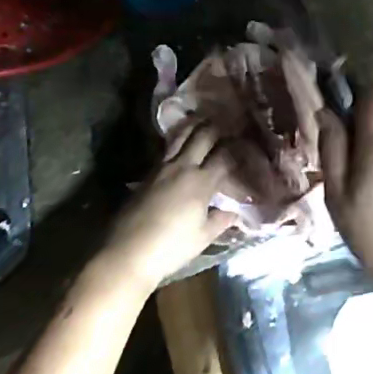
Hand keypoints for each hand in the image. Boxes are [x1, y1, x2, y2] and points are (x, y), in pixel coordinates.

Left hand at [99, 123, 239, 287]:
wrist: (126, 254)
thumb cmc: (171, 248)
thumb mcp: (203, 237)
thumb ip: (221, 220)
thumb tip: (234, 212)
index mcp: (201, 182)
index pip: (224, 157)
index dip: (237, 149)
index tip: (246, 145)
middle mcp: (183, 167)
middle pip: (202, 138)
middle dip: (216, 128)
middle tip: (227, 122)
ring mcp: (161, 169)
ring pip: (180, 138)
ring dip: (194, 127)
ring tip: (203, 120)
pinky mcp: (146, 176)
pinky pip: (166, 151)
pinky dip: (177, 141)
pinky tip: (181, 144)